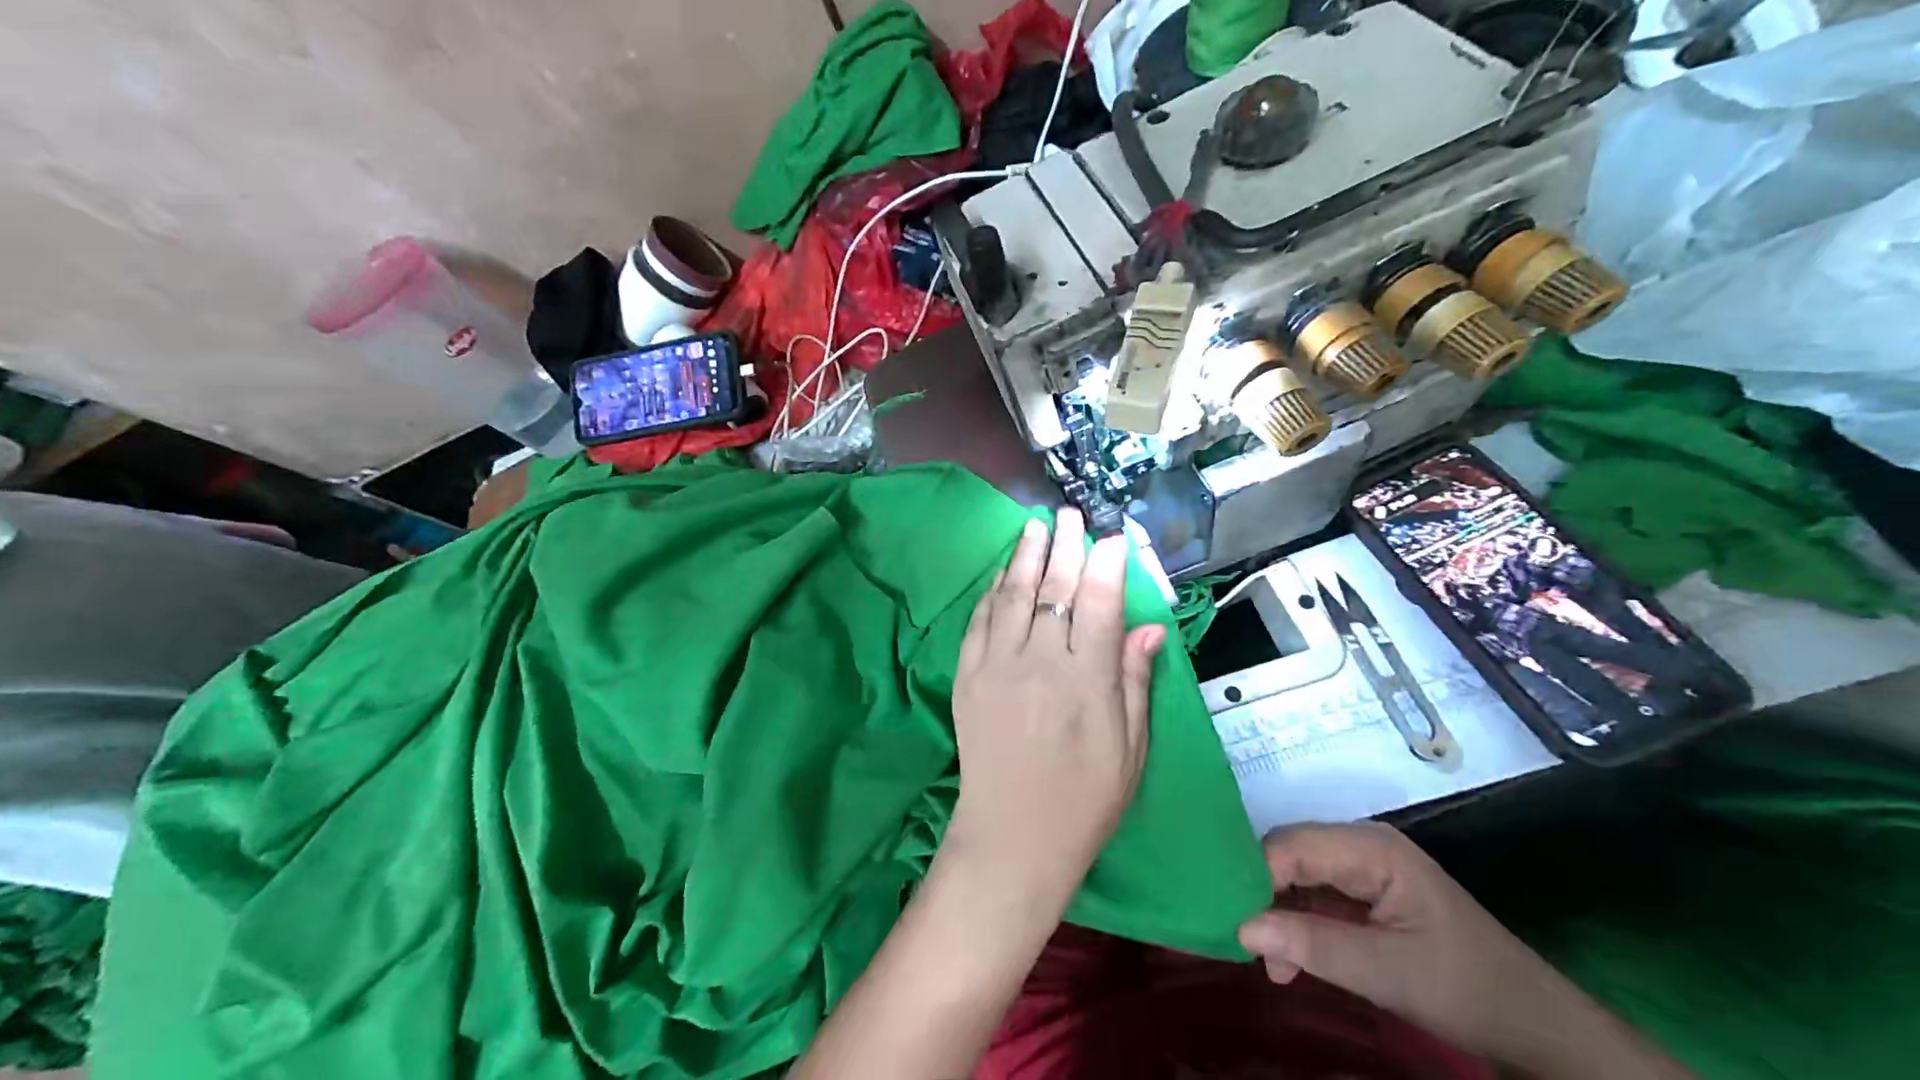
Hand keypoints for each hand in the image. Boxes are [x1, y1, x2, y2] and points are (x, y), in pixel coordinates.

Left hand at [944, 510, 1167, 895]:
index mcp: (1087, 681)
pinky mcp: (966, 678)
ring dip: (1024, 556)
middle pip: (1054, 589)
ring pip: (1012, 596)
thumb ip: (1135, 682)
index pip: (1100, 604)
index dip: (1107, 565)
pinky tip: (1000, 574)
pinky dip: (991, 593)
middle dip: (1064, 546)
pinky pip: (979, 623)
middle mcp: (1040, 663)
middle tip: (1069, 514)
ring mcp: (996, 667)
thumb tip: (1147, 627)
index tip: (1112, 538)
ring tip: (1034, 525)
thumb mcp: (1130, 749)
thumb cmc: (1084, 800)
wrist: (1012, 836)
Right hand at [1238, 824, 1692, 1079]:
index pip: (1292, 845)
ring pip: (1296, 873)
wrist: (1533, 1024)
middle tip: (1244, 942)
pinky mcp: (1364, 891)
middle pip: (1289, 853)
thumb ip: (1313, 945)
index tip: (1233, 918)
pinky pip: (1313, 893)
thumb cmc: (1465, 988)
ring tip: (1270, 962)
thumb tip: (1241, 927)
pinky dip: (1294, 922)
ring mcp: (1363, 866)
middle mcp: (1361, 845)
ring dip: (1276, 913)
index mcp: (1372, 849)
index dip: (1256, 875)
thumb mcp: (1388, 973)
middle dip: (1261, 894)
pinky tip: (1287, 959)